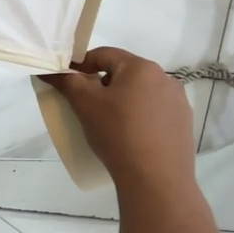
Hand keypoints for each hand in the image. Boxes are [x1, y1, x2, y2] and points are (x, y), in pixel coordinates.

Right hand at [40, 47, 194, 185]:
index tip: (66, 82)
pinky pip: (153, 110)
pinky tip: (128, 134)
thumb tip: (50, 70)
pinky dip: (137, 115)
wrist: (156, 178)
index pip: (103, 54)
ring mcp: (178, 102)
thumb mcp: (84, 104)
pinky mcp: (183, 123)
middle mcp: (165, 79)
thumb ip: (67, 81)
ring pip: (139, 92)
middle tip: (84, 104)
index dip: (80, 65)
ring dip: (120, 99)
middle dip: (100, 84)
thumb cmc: (117, 133)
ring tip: (106, 122)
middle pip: (123, 73)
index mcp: (141, 68)